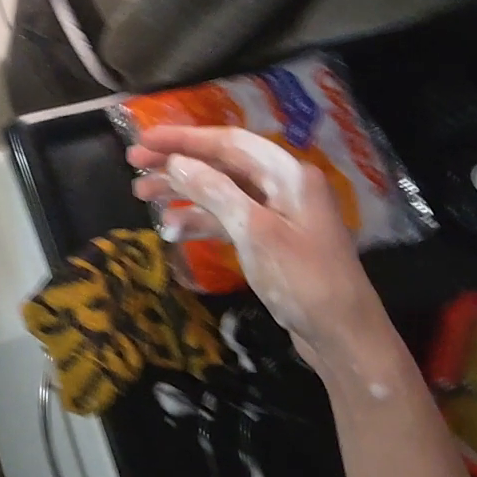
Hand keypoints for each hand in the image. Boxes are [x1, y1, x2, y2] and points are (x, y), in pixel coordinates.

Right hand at [128, 125, 389, 366]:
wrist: (343, 338)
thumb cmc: (303, 280)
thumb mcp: (255, 232)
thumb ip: (214, 191)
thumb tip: (175, 162)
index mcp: (287, 174)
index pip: (228, 142)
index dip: (183, 138)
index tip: (143, 140)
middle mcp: (281, 186)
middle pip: (220, 163)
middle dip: (176, 162)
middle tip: (133, 165)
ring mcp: (275, 214)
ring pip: (218, 190)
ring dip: (181, 191)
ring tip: (141, 194)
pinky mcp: (268, 240)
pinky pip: (225, 217)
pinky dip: (198, 219)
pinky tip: (170, 227)